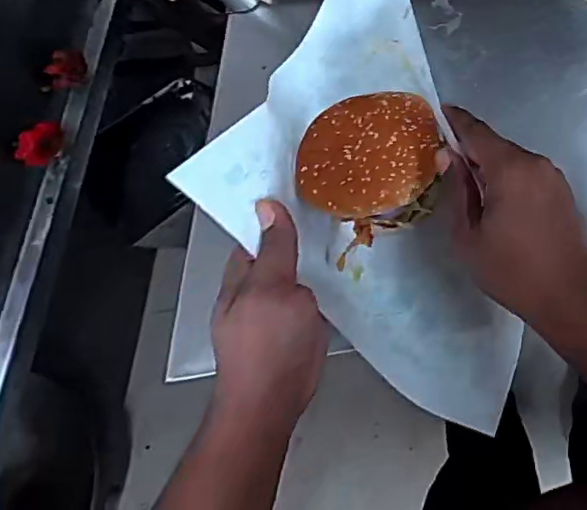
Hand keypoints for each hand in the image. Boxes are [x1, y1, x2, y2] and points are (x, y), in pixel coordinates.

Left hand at [209, 199, 327, 423]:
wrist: (275, 401)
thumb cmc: (266, 344)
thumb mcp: (270, 288)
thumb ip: (274, 248)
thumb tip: (266, 206)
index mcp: (240, 276)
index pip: (255, 232)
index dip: (273, 210)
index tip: (298, 184)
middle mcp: (256, 288)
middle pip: (279, 248)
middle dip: (299, 227)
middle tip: (330, 197)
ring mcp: (278, 305)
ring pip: (297, 266)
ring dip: (315, 249)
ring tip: (343, 218)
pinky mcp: (299, 320)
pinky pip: (312, 286)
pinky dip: (326, 272)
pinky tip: (346, 259)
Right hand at [444, 105, 586, 325]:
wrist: (569, 291)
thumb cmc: (512, 269)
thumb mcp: (470, 236)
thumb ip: (458, 190)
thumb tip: (449, 157)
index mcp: (509, 168)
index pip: (477, 132)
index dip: (457, 121)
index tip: (442, 111)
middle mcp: (534, 162)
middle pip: (496, 146)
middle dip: (472, 151)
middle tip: (448, 163)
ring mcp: (551, 173)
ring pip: (512, 160)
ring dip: (492, 167)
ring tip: (473, 192)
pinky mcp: (561, 187)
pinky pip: (528, 172)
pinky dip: (510, 177)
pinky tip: (500, 202)